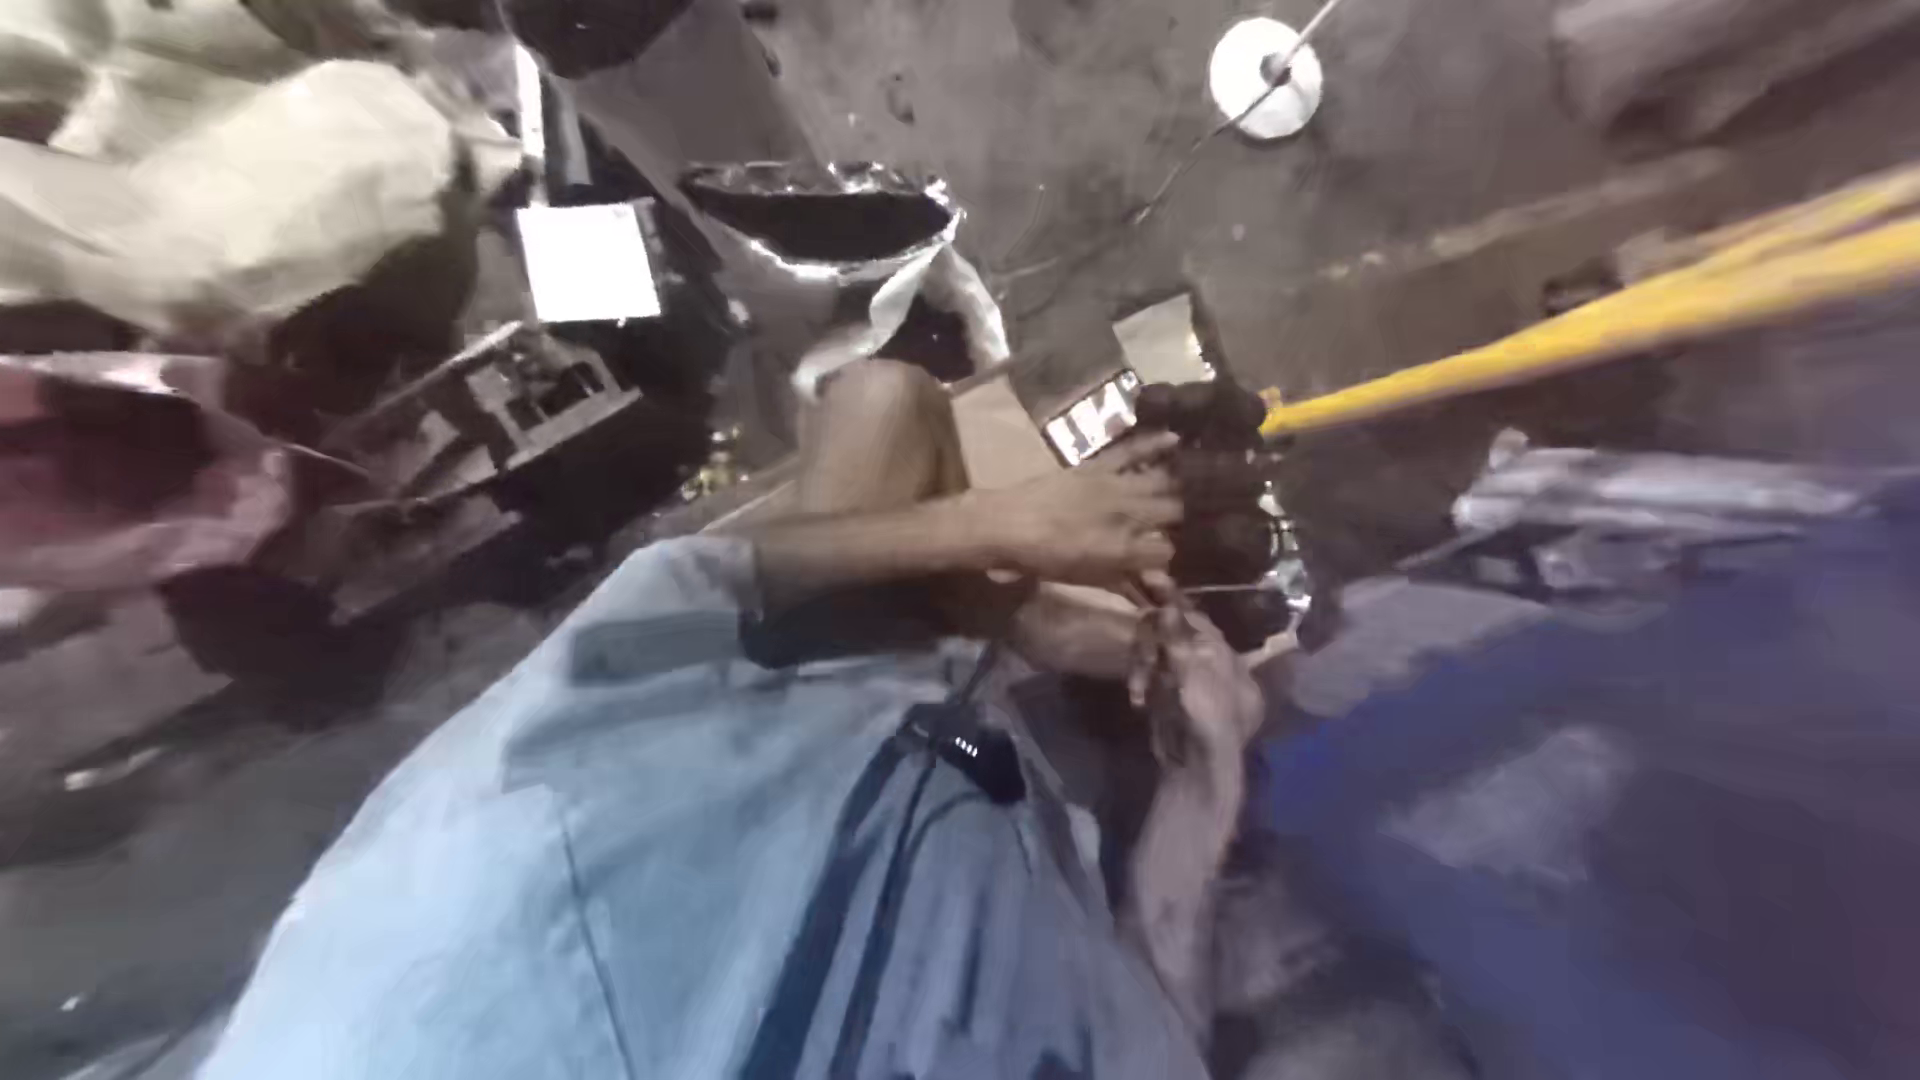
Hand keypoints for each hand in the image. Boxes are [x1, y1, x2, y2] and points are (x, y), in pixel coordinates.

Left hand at [974, 432, 1183, 584]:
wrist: (1005, 525)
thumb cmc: (1042, 559)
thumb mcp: (1084, 578)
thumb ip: (1123, 582)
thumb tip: (1154, 592)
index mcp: (1123, 550)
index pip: (1168, 552)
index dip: (1177, 556)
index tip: (1180, 556)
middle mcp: (1127, 516)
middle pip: (1174, 513)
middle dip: (1189, 518)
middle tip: (1203, 516)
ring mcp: (1114, 487)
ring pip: (1162, 482)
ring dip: (1184, 483)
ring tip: (1206, 479)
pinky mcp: (1097, 467)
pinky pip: (1130, 452)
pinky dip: (1152, 443)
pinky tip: (1175, 437)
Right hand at [1129, 574, 1263, 766]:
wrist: (1198, 770)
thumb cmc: (1206, 717)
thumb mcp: (1193, 672)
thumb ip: (1179, 636)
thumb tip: (1170, 602)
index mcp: (1228, 658)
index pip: (1198, 619)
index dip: (1174, 599)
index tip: (1149, 577)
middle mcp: (1214, 668)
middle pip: (1177, 635)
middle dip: (1154, 640)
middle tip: (1138, 645)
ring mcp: (1192, 685)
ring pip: (1160, 656)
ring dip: (1145, 667)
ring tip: (1140, 689)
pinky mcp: (1172, 699)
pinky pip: (1153, 678)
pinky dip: (1145, 685)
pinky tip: (1140, 699)